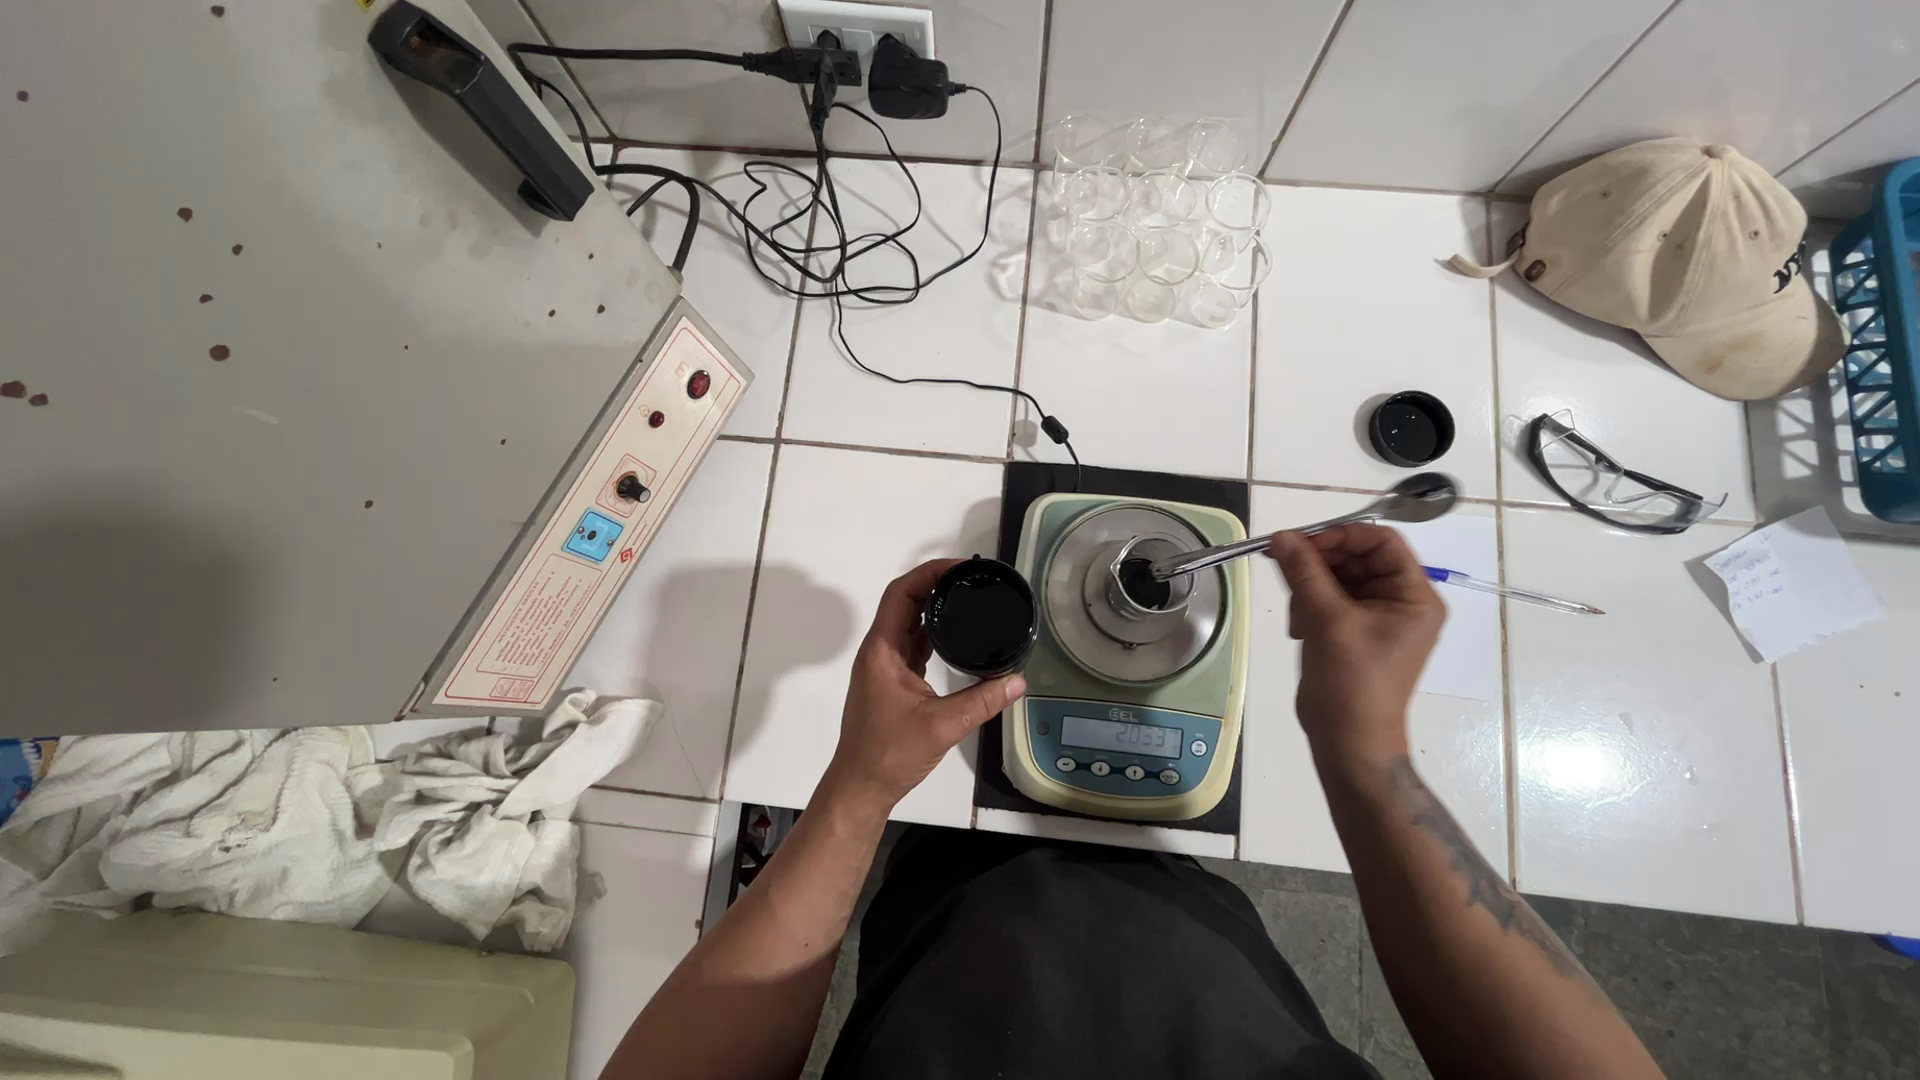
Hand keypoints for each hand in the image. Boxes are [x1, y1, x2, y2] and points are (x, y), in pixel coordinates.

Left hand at [819, 559, 1026, 814]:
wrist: (862, 786)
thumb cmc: (891, 753)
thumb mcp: (942, 725)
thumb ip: (982, 701)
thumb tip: (1018, 681)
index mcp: (882, 651)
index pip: (900, 594)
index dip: (929, 573)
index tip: (961, 567)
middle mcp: (880, 651)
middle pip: (904, 603)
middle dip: (936, 584)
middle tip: (972, 578)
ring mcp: (885, 666)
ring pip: (908, 623)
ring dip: (934, 607)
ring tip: (969, 597)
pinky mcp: (893, 681)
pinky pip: (913, 644)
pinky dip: (932, 633)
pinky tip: (957, 634)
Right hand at [1265, 525, 1443, 767]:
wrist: (1347, 739)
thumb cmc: (1351, 680)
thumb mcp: (1327, 620)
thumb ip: (1304, 572)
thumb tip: (1280, 536)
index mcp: (1414, 596)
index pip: (1381, 542)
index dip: (1341, 536)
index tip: (1301, 544)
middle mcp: (1399, 601)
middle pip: (1356, 558)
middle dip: (1318, 563)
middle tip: (1281, 566)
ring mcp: (1375, 617)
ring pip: (1336, 577)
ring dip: (1308, 587)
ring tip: (1296, 616)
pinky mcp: (1351, 631)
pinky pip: (1327, 599)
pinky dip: (1307, 605)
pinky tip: (1298, 629)